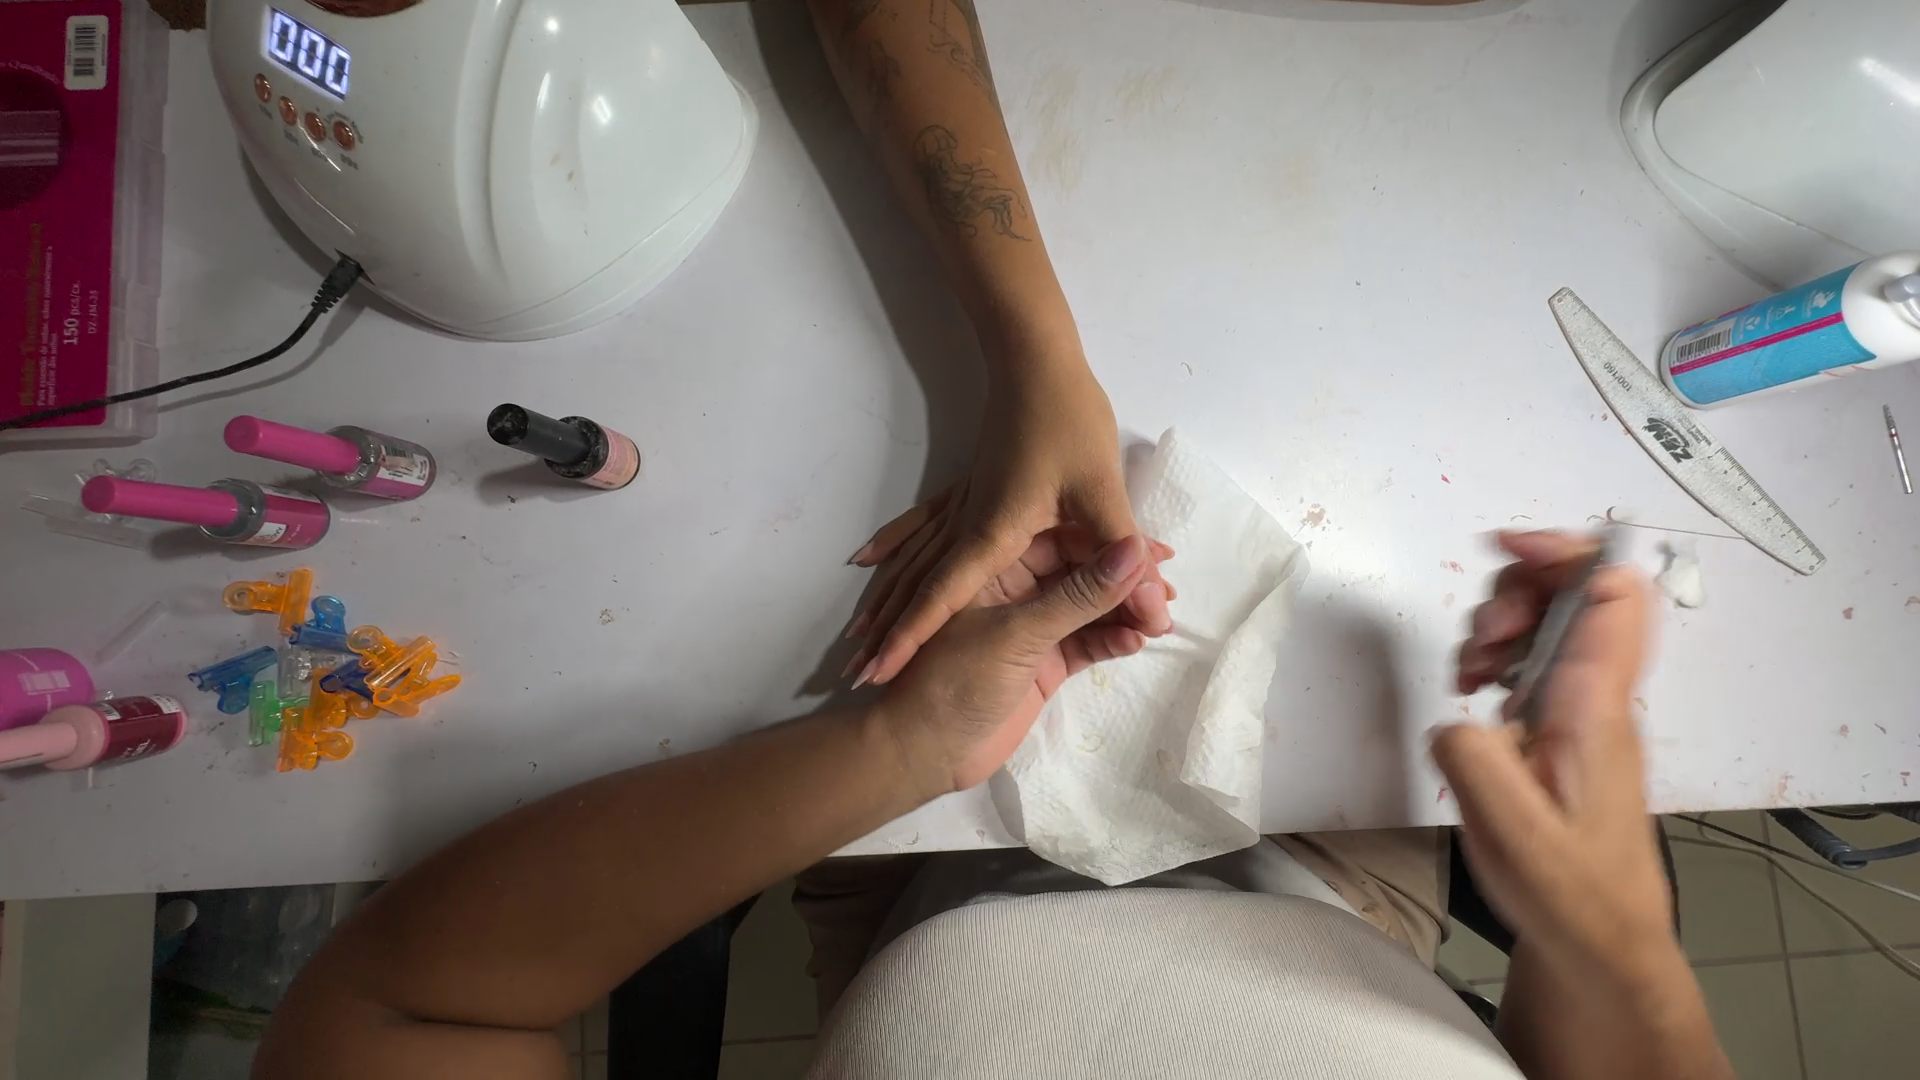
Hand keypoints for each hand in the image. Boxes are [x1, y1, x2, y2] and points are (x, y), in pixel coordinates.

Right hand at [844, 366, 1167, 687]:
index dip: (910, 636)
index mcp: (992, 534)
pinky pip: (918, 529)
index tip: (877, 671)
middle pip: (921, 586)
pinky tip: (865, 559)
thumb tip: (1157, 612)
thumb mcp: (1101, 491)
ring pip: (914, 563)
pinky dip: (892, 549)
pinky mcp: (964, 493)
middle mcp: (964, 527)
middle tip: (857, 673)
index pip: (942, 596)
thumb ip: (1124, 555)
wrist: (1033, 361)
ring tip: (855, 638)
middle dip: (889, 632)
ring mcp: (958, 508)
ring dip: (885, 601)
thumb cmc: (1067, 421)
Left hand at [876, 533, 1158, 795]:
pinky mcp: (1042, 664)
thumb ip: (1078, 596)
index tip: (1154, 552)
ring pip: (1086, 610)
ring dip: (1121, 613)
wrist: (921, 752)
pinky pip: (1083, 644)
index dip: (1107, 545)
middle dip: (1122, 581)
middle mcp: (1014, 589)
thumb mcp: (1017, 633)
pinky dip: (1108, 642)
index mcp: (994, 565)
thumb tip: (1134, 553)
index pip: (1061, 542)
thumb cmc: (954, 680)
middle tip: (1168, 586)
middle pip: (1079, 574)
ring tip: (1162, 618)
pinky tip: (1136, 642)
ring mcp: (1030, 628)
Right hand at [1433, 531, 1671, 972]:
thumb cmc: (1561, 884)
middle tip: (1476, 646)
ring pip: (1548, 621)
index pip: (1612, 598)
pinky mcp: (1559, 719)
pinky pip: (1532, 656)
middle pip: (1574, 594)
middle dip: (1512, 593)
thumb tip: (1459, 714)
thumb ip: (1475, 756)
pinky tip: (1471, 688)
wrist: (1596, 933)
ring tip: (1465, 673)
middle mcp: (1597, 694)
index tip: (1502, 547)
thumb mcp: (1508, 826)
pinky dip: (1492, 654)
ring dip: (1495, 625)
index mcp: (1594, 707)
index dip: (1565, 551)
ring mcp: (1580, 705)